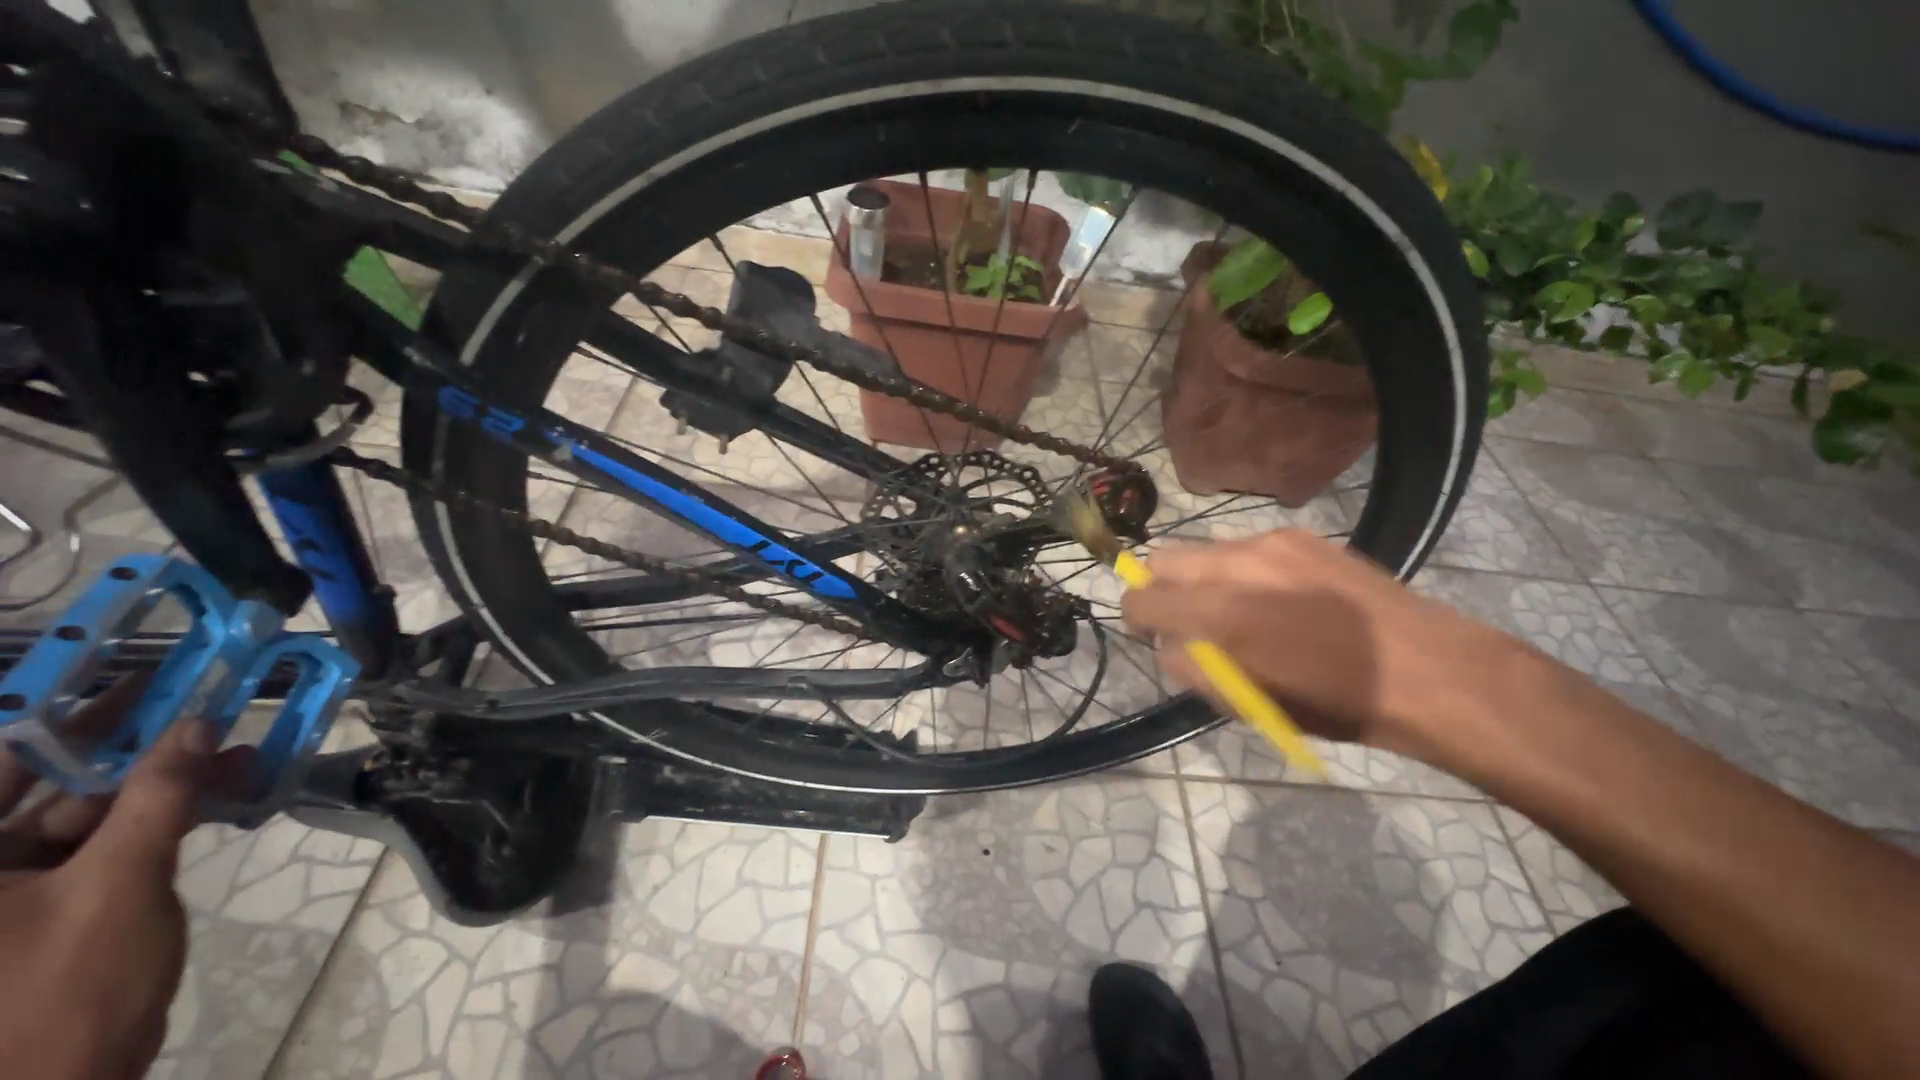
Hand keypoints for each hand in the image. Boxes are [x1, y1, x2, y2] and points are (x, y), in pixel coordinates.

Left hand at [0, 681, 251, 1079]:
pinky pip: (103, 844)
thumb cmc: (66, 991)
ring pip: (86, 811)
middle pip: (48, 782)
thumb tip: (196, 725)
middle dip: (135, 743)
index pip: (7, 759)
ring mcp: (8, 890)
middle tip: (201, 702)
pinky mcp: (48, 908)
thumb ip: (159, 798)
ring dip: (161, 782)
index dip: (73, 710)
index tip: (140, 671)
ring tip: (235, 754)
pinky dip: (158, 819)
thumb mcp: (120, 885)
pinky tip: (216, 796)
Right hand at [1121, 530, 1534, 754]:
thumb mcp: (1253, 704)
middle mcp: (1238, 564)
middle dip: (1162, 588)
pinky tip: (1279, 598)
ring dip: (1204, 578)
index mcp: (1222, 613)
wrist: (1429, 670)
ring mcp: (1272, 543)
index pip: (1142, 599)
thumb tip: (1170, 646)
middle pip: (1164, 559)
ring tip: (1240, 611)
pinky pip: (1247, 548)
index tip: (1152, 635)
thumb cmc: (1337, 703)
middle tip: (1186, 620)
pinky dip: (1243, 570)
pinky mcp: (1302, 536)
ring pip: (1206, 550)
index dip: (1136, 618)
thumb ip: (1197, 670)